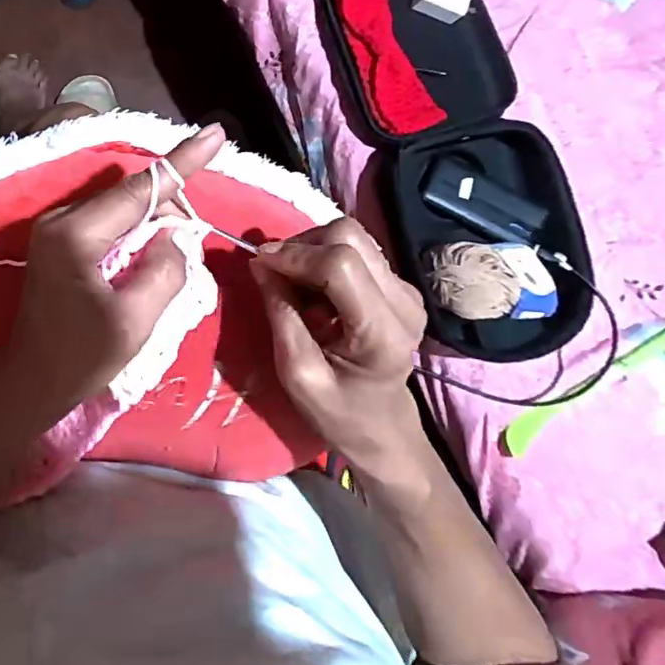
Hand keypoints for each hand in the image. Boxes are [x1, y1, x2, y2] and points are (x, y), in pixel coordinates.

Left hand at [0, 124, 226, 428]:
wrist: (28, 384)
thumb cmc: (79, 358)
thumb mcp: (134, 320)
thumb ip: (165, 270)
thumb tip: (177, 236)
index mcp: (76, 234)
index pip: (140, 188)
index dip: (182, 162)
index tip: (215, 134)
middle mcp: (61, 219)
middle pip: (130, 194)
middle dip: (170, 203)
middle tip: (194, 238)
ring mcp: (56, 229)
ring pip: (121, 206)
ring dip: (154, 218)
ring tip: (177, 247)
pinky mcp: (59, 243)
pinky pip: (108, 221)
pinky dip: (136, 228)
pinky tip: (151, 249)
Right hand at [251, 218, 429, 475]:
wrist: (381, 427)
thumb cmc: (338, 412)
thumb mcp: (297, 374)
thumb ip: (280, 315)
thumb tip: (260, 264)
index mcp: (382, 331)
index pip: (340, 264)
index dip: (295, 255)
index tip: (259, 262)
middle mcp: (403, 300)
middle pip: (349, 236)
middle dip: (303, 246)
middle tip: (275, 272)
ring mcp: (405, 289)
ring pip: (352, 237)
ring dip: (312, 250)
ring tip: (293, 283)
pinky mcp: (399, 285)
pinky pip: (356, 250)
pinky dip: (324, 259)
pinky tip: (312, 290)